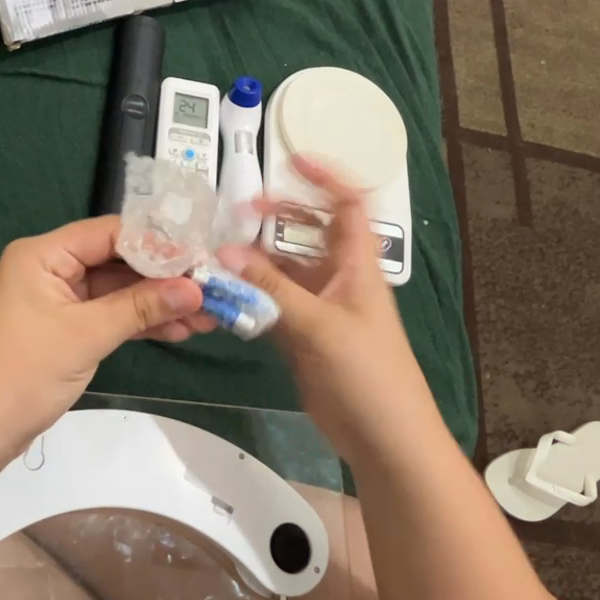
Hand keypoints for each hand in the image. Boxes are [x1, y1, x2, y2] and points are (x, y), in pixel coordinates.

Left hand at [0, 216, 209, 452]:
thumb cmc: (22, 373)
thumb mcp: (86, 335)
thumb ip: (140, 307)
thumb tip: (196, 289)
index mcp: (44, 254)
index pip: (110, 233)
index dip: (158, 243)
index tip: (202, 256)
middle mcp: (52, 268)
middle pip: (119, 262)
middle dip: (165, 278)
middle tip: (214, 287)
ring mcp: (60, 300)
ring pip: (120, 292)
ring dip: (159, 304)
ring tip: (210, 315)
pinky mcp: (67, 329)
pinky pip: (111, 316)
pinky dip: (142, 323)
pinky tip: (181, 330)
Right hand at [216, 157, 442, 460]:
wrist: (384, 440)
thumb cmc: (368, 374)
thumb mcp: (320, 326)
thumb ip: (270, 290)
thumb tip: (224, 252)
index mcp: (356, 265)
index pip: (349, 205)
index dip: (327, 178)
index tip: (293, 159)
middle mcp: (337, 279)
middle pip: (306, 234)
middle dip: (276, 218)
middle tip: (236, 211)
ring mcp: (318, 309)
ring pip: (282, 272)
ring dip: (253, 262)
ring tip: (215, 250)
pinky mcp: (301, 337)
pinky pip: (270, 305)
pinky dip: (247, 297)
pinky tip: (219, 293)